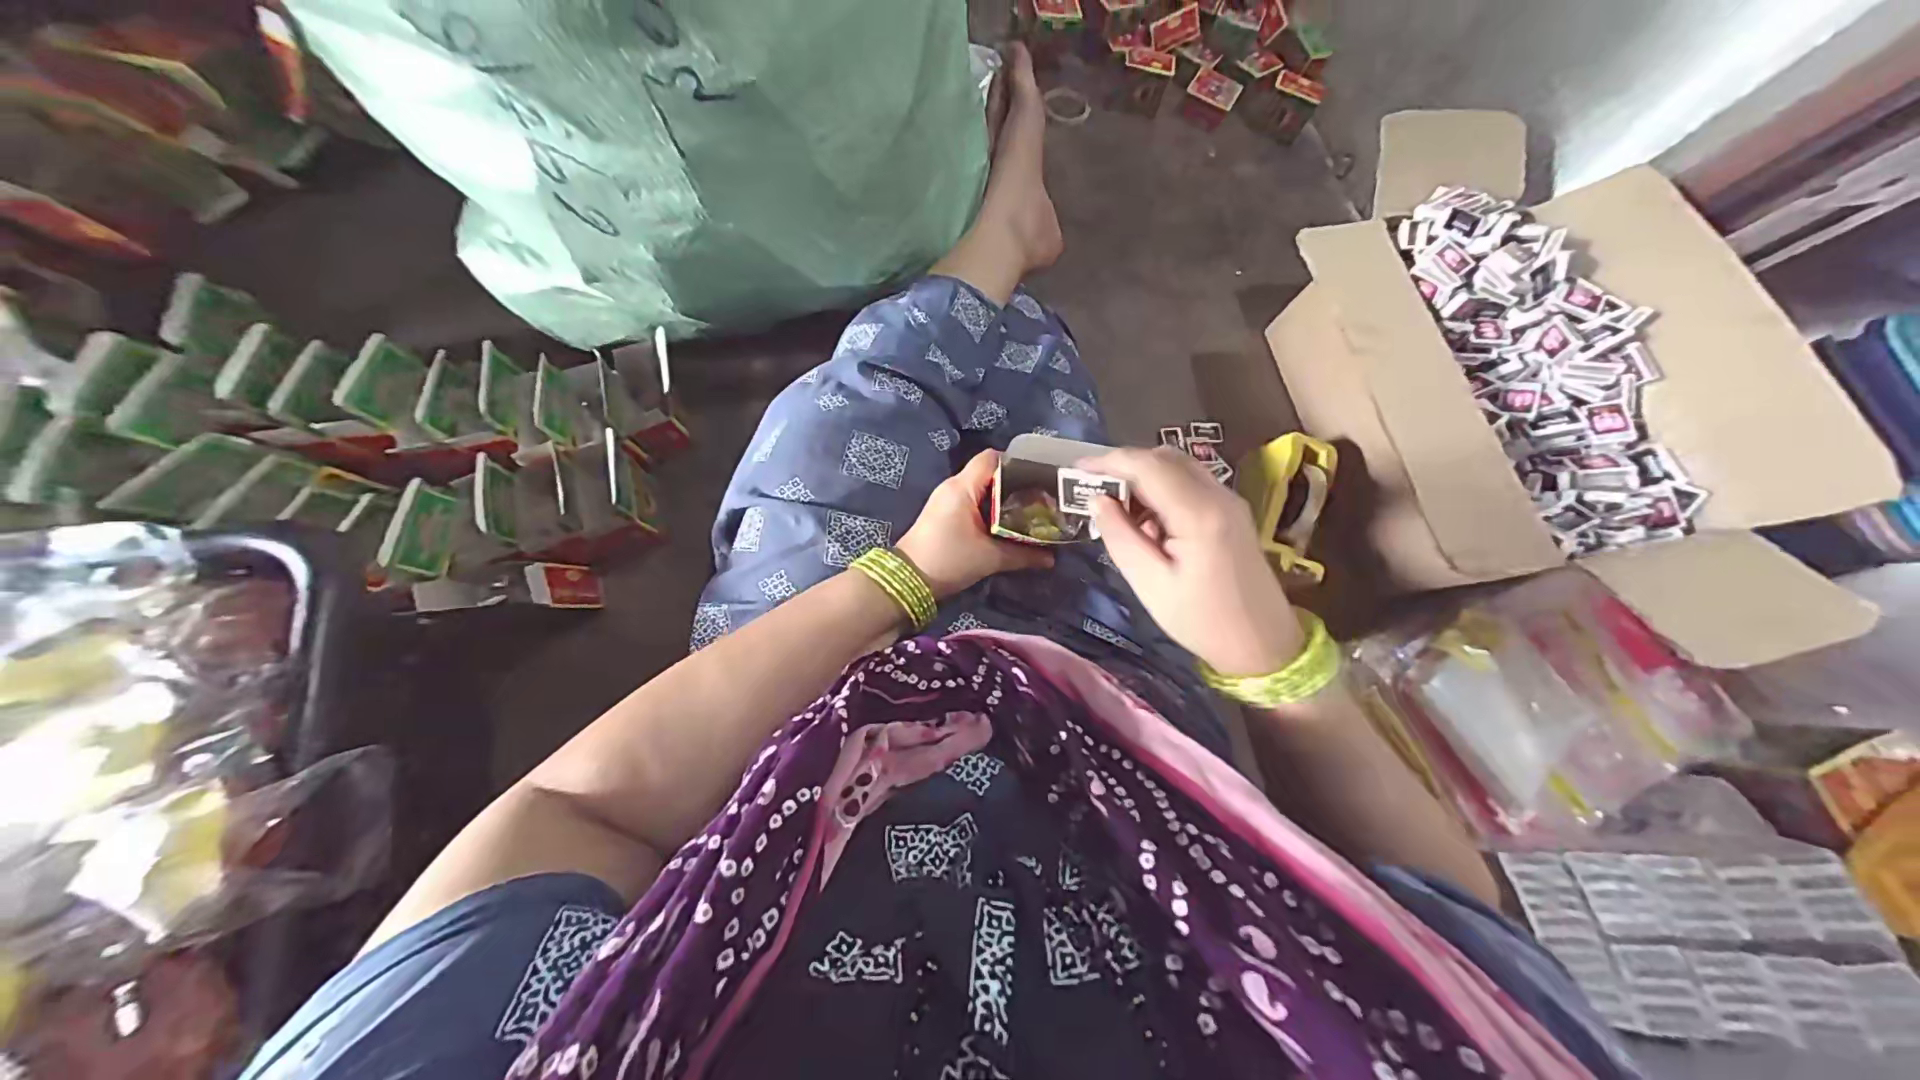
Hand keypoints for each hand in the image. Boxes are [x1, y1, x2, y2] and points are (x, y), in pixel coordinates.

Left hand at [896, 450, 1053, 599]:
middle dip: (1014, 484)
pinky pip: (972, 502)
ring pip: (981, 489)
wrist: (908, 580)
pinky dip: (989, 509)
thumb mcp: (989, 558)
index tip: (1038, 477)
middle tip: (1039, 498)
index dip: (1016, 463)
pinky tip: (1006, 524)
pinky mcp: (944, 514)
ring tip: (1028, 511)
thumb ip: (1022, 555)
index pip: (992, 458)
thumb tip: (1051, 558)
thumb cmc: (948, 560)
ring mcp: (946, 500)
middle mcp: (953, 487)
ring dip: (1002, 499)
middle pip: (989, 473)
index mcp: (962, 487)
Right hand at [1080, 447, 1303, 676]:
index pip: (1147, 465)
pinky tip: (1147, 521)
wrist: (1263, 643)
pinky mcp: (1231, 512)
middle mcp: (1218, 496)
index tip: (1077, 471)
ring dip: (1143, 477)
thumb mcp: (1149, 584)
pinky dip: (1161, 489)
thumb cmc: (1202, 620)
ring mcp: (1229, 501)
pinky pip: (1190, 484)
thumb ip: (1120, 536)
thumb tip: (1098, 500)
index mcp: (1198, 513)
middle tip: (1092, 490)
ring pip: (1178, 467)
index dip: (1108, 461)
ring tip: (1116, 509)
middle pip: (1164, 458)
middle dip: (1124, 466)